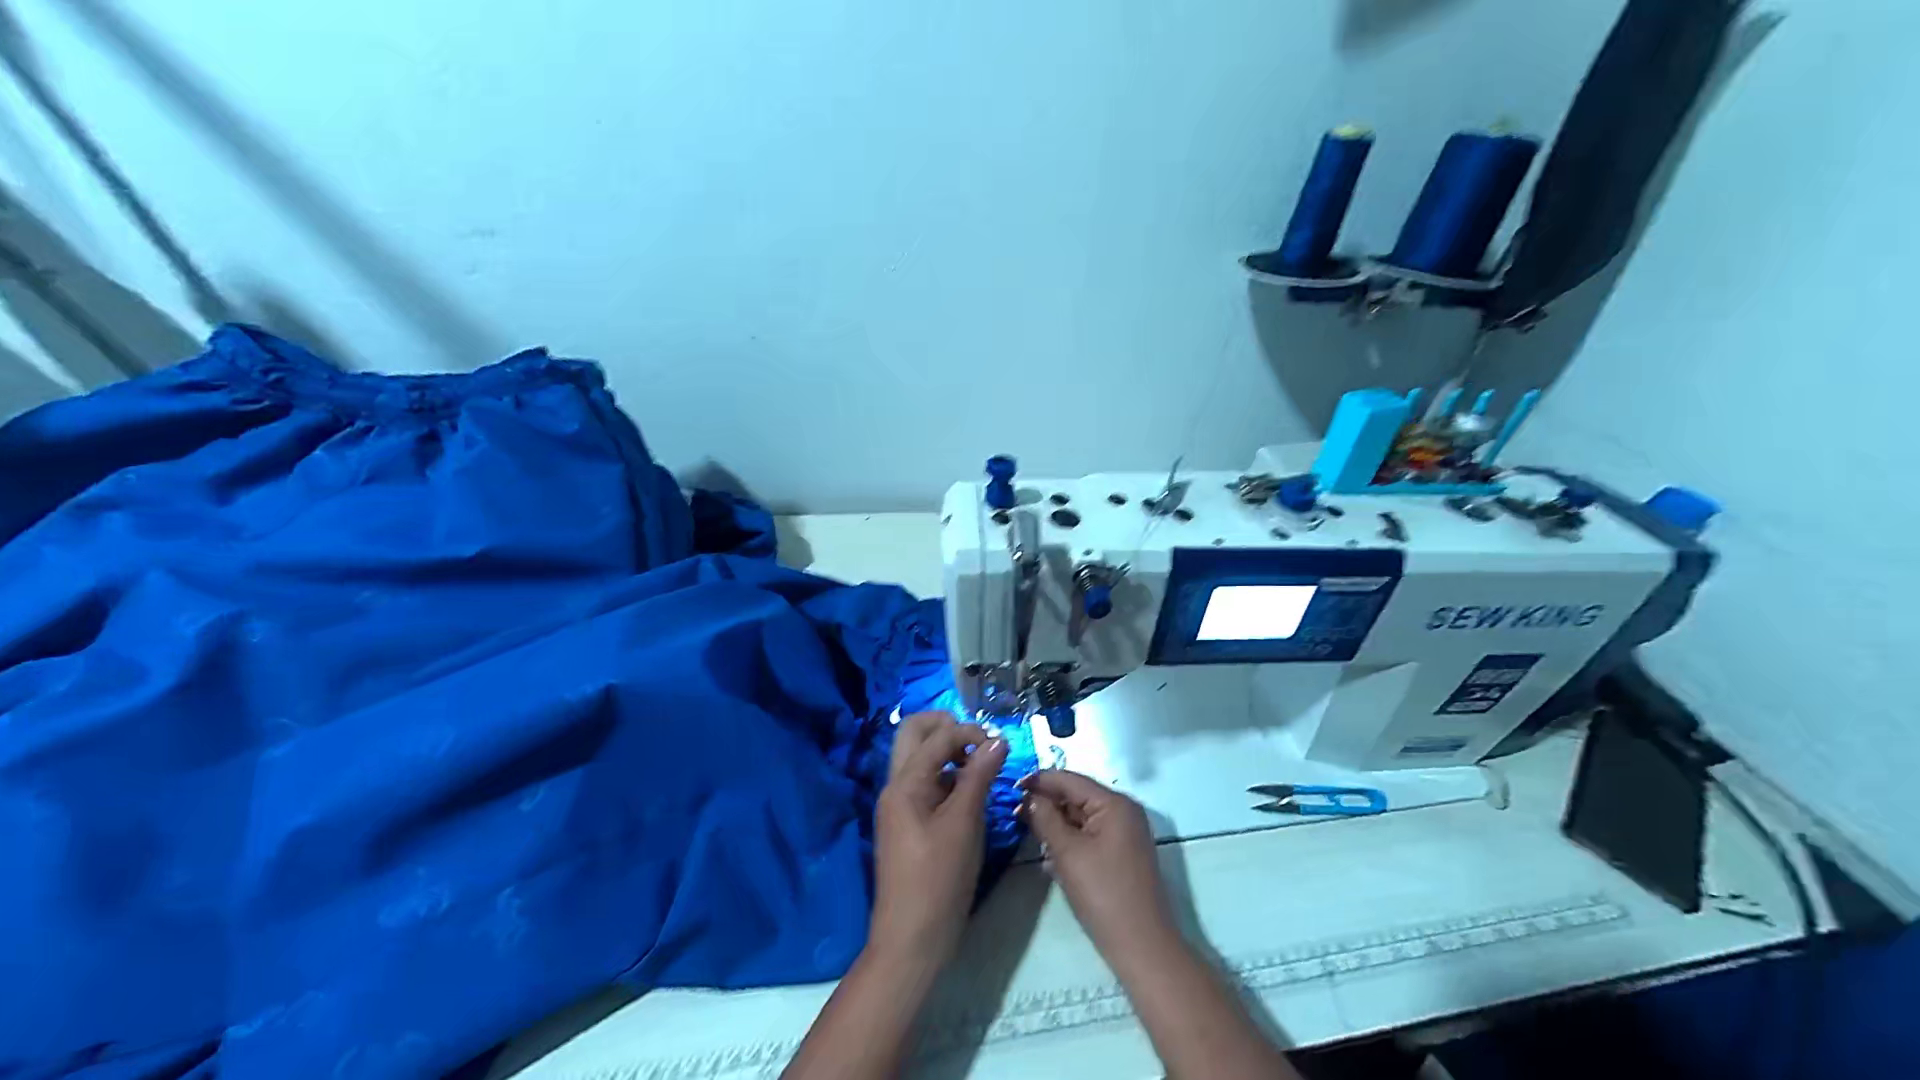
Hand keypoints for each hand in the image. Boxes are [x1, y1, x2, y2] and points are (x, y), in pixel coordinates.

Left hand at [869, 711, 1007, 962]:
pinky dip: (947, 776)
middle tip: (981, 744)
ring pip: (919, 757)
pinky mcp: (907, 823)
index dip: (969, 732)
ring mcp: (899, 805)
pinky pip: (924, 783)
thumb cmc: (939, 879)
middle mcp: (895, 786)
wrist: (911, 939)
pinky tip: (970, 794)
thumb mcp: (964, 824)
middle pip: (914, 733)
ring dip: (948, 751)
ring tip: (981, 769)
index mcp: (904, 783)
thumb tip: (998, 740)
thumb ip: (979, 777)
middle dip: (948, 728)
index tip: (1000, 748)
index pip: (936, 736)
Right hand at [1020, 770, 1178, 961]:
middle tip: (1014, 813)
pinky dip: (1069, 838)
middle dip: (1046, 803)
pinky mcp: (1122, 853)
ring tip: (1027, 831)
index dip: (1038, 781)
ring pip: (1081, 816)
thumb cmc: (1103, 894)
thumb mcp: (1068, 852)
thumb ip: (1045, 818)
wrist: (1142, 947)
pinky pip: (1090, 834)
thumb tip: (1028, 797)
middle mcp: (1123, 811)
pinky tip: (1049, 852)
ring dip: (1055, 822)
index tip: (1009, 787)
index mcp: (1114, 803)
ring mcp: (1125, 833)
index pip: (1069, 779)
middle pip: (1076, 795)